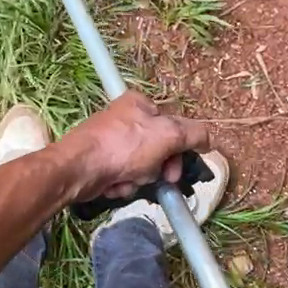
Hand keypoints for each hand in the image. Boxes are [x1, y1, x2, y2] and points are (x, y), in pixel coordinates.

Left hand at [51, 92, 209, 202]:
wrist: (78, 169)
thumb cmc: (123, 146)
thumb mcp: (167, 135)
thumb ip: (193, 134)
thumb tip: (209, 139)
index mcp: (139, 103)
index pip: (173, 126)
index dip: (179, 149)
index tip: (178, 166)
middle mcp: (125, 118)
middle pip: (159, 149)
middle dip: (157, 169)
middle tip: (155, 178)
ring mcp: (112, 141)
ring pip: (143, 167)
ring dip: (140, 179)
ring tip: (127, 180)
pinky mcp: (101, 161)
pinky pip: (124, 176)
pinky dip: (123, 184)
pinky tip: (114, 184)